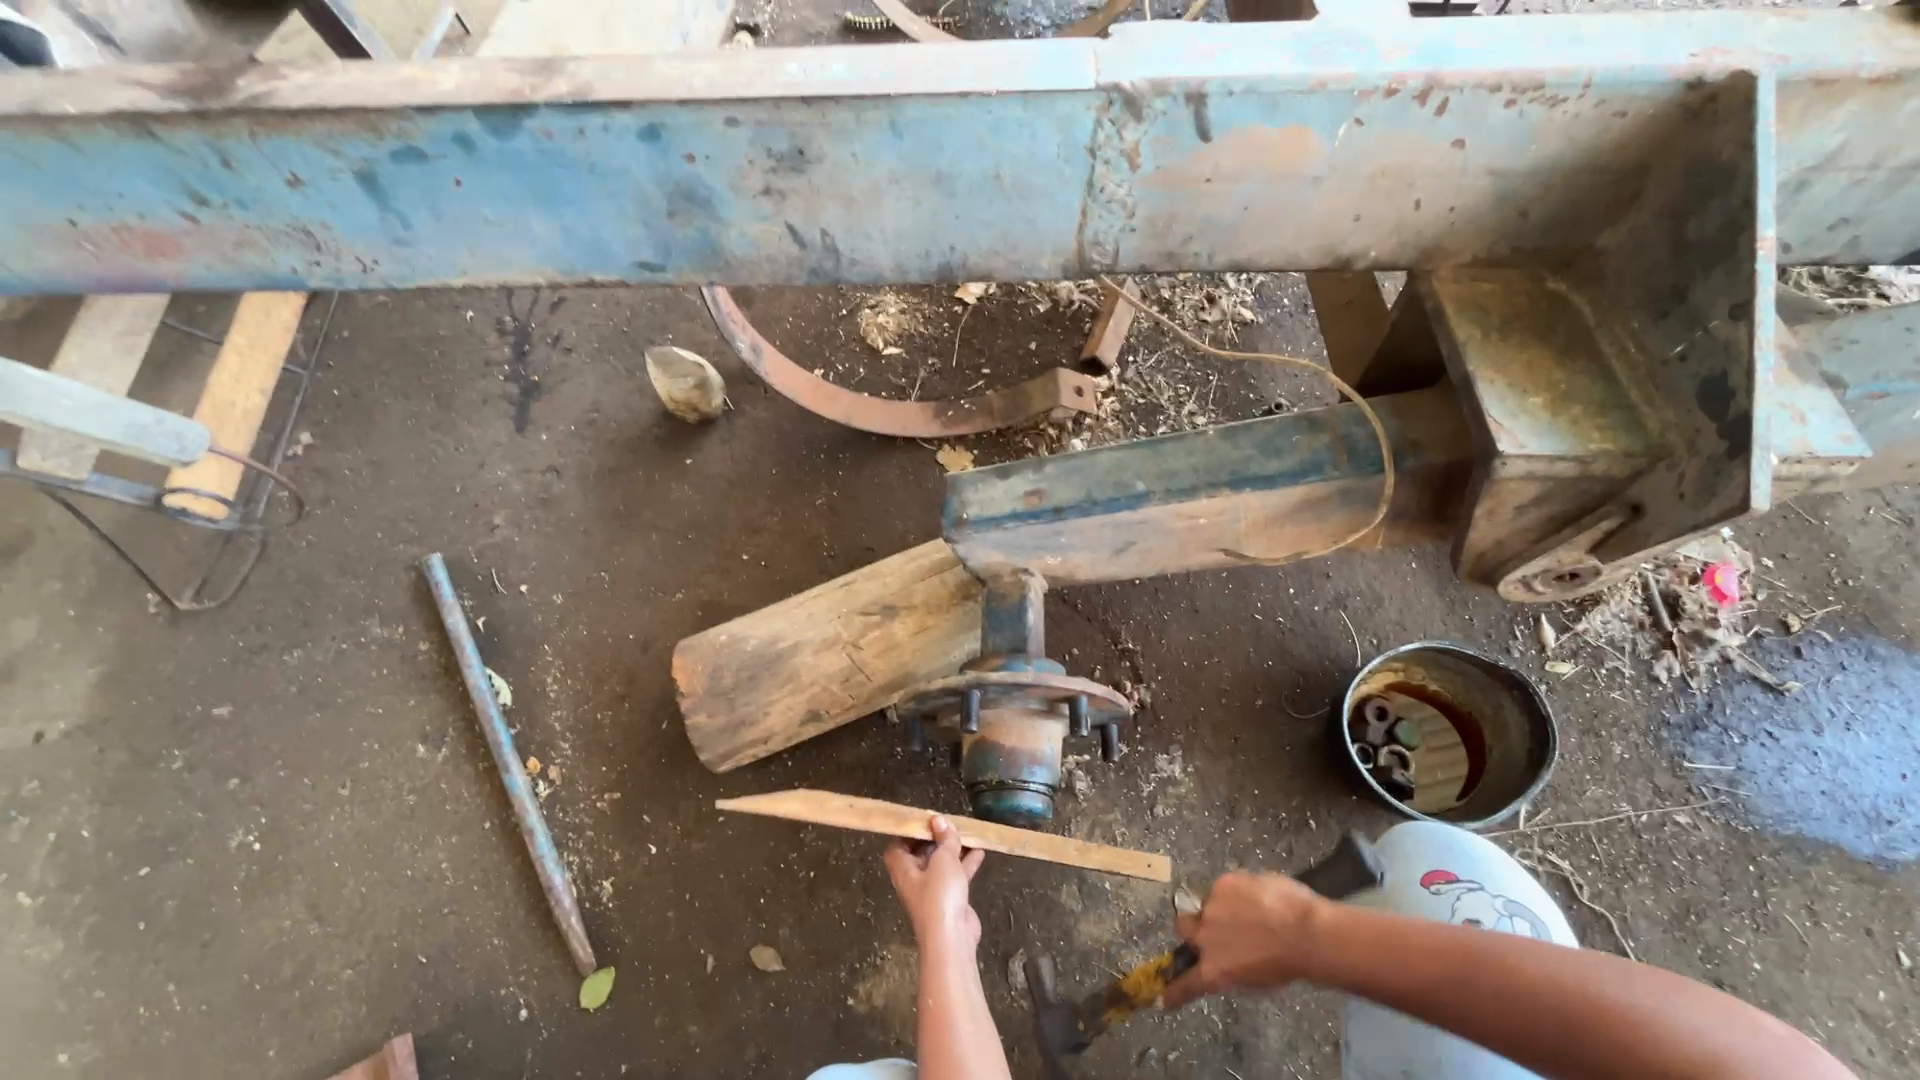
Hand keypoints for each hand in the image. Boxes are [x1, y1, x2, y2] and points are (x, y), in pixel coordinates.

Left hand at [885, 815, 985, 948]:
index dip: (909, 832)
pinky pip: (956, 876)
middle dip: (935, 839)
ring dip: (953, 850)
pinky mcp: (950, 900)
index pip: (898, 846)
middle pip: (921, 854)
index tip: (925, 820)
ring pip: (941, 864)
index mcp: (903, 869)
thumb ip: (944, 839)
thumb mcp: (943, 860)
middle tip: (949, 824)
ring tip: (966, 833)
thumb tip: (938, 820)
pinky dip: (966, 864)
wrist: (952, 938)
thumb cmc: (940, 895)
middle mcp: (914, 879)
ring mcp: (932, 891)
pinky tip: (980, 851)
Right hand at [1160, 871, 1327, 1008]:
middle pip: (1182, 927)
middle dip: (1192, 926)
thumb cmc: (1290, 965)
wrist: (1306, 934)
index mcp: (1215, 970)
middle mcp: (1205, 938)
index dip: (1173, 990)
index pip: (1187, 984)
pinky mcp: (1223, 884)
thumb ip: (1233, 971)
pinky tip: (1258, 896)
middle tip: (1213, 927)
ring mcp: (1211, 907)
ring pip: (1206, 902)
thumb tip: (1228, 961)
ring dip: (1220, 907)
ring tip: (1249, 909)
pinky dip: (1237, 892)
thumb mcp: (1258, 982)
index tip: (1162, 997)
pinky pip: (1224, 887)